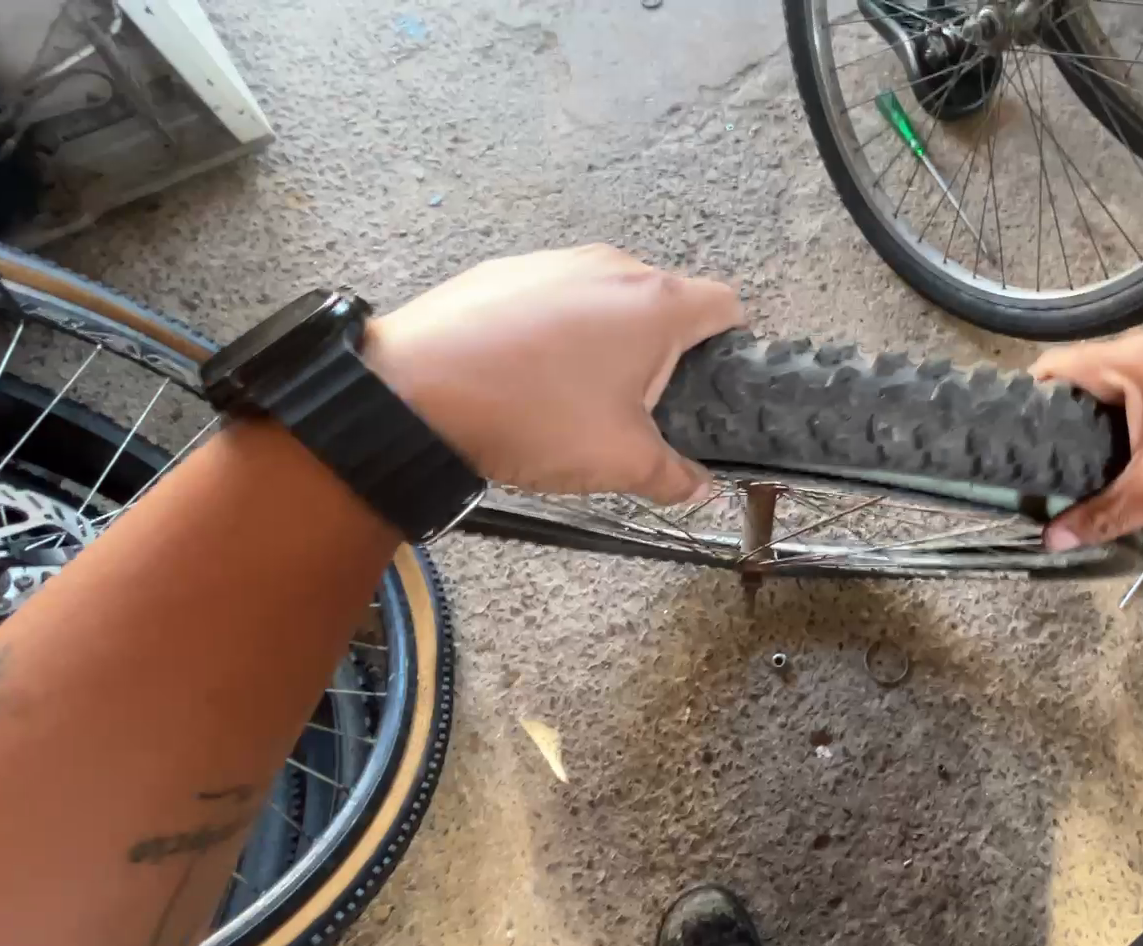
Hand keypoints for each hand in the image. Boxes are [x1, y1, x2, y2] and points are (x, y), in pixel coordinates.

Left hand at [364, 245, 742, 502]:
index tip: (709, 385)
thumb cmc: (535, 417)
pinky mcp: (507, 270)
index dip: (731, 346)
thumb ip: (677, 477)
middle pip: (667, 302)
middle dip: (667, 351)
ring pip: (611, 299)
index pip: (726, 305)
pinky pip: (559, 297)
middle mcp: (612, 267)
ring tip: (579, 392)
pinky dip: (562, 330)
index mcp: (656, 304)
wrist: (412, 392)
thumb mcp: (623, 463)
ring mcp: (555, 261)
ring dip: (614, 339)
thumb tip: (700, 488)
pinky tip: (531, 373)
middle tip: (642, 404)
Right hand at [1029, 328, 1142, 549]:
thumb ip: (1098, 515)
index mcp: (1130, 359)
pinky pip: (1134, 391)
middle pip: (1076, 376)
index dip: (1026, 405)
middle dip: (1056, 419)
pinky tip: (1116, 455)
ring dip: (1088, 421)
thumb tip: (1048, 541)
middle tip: (1041, 465)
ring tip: (1073, 465)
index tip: (1014, 446)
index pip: (1052, 368)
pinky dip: (1117, 419)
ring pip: (1106, 385)